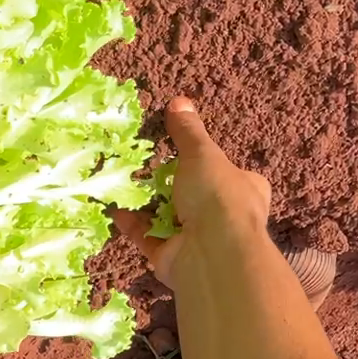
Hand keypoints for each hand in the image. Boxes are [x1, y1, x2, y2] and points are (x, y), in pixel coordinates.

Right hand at [118, 97, 279, 289]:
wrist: (211, 252)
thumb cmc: (217, 196)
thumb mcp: (201, 153)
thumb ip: (187, 132)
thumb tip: (178, 101)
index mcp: (244, 189)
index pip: (227, 172)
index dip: (205, 161)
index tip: (181, 152)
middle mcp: (223, 216)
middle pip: (192, 195)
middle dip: (168, 184)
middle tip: (143, 165)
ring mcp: (196, 240)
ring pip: (166, 217)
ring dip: (145, 203)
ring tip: (121, 182)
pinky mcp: (170, 257)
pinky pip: (147, 237)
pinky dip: (131, 224)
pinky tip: (113, 207)